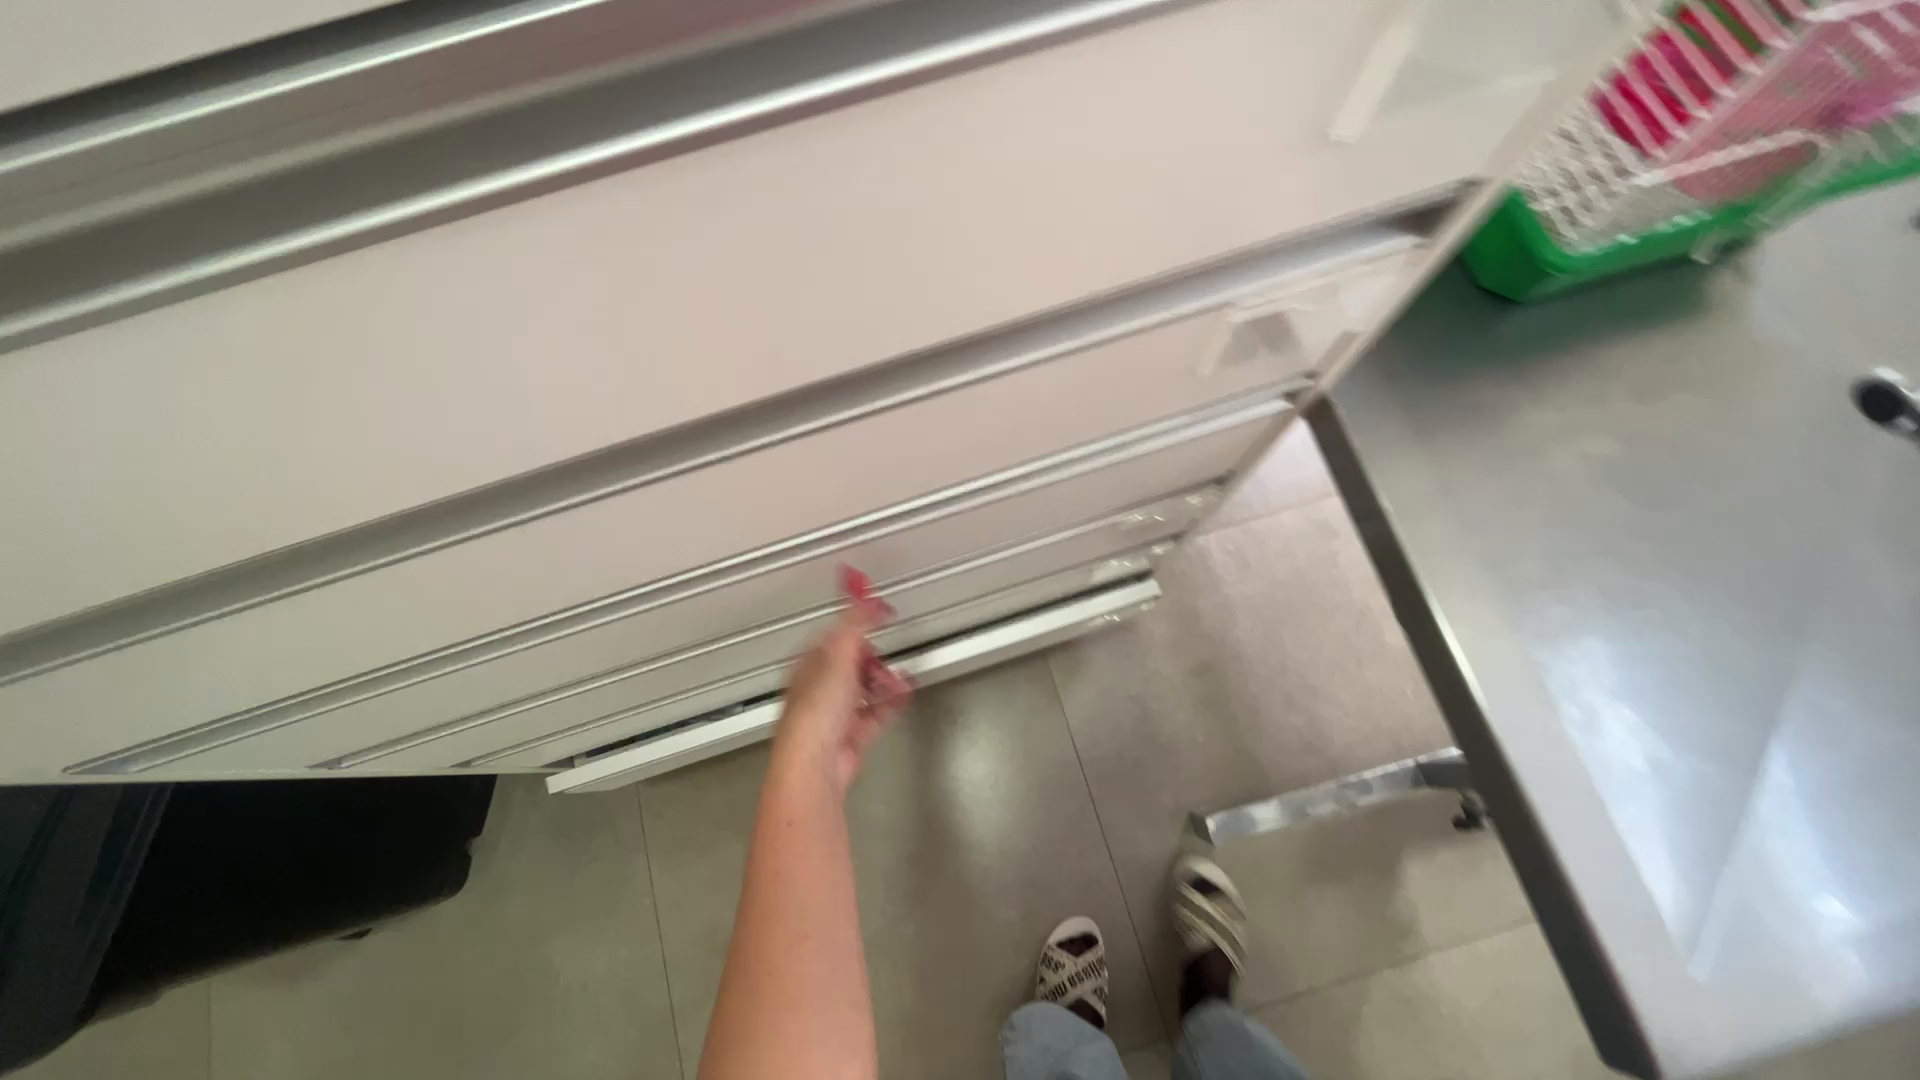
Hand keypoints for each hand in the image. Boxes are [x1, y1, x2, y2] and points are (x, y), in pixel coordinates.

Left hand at [772, 584, 912, 796]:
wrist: (817, 763)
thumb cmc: (814, 714)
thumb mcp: (839, 655)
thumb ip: (855, 621)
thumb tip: (863, 593)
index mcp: (808, 663)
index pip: (834, 632)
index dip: (857, 619)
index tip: (878, 609)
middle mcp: (820, 686)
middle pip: (852, 660)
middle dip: (873, 653)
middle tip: (884, 650)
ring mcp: (837, 711)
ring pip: (866, 685)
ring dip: (885, 678)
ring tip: (897, 676)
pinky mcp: (853, 732)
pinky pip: (878, 710)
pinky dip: (893, 700)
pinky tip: (904, 691)